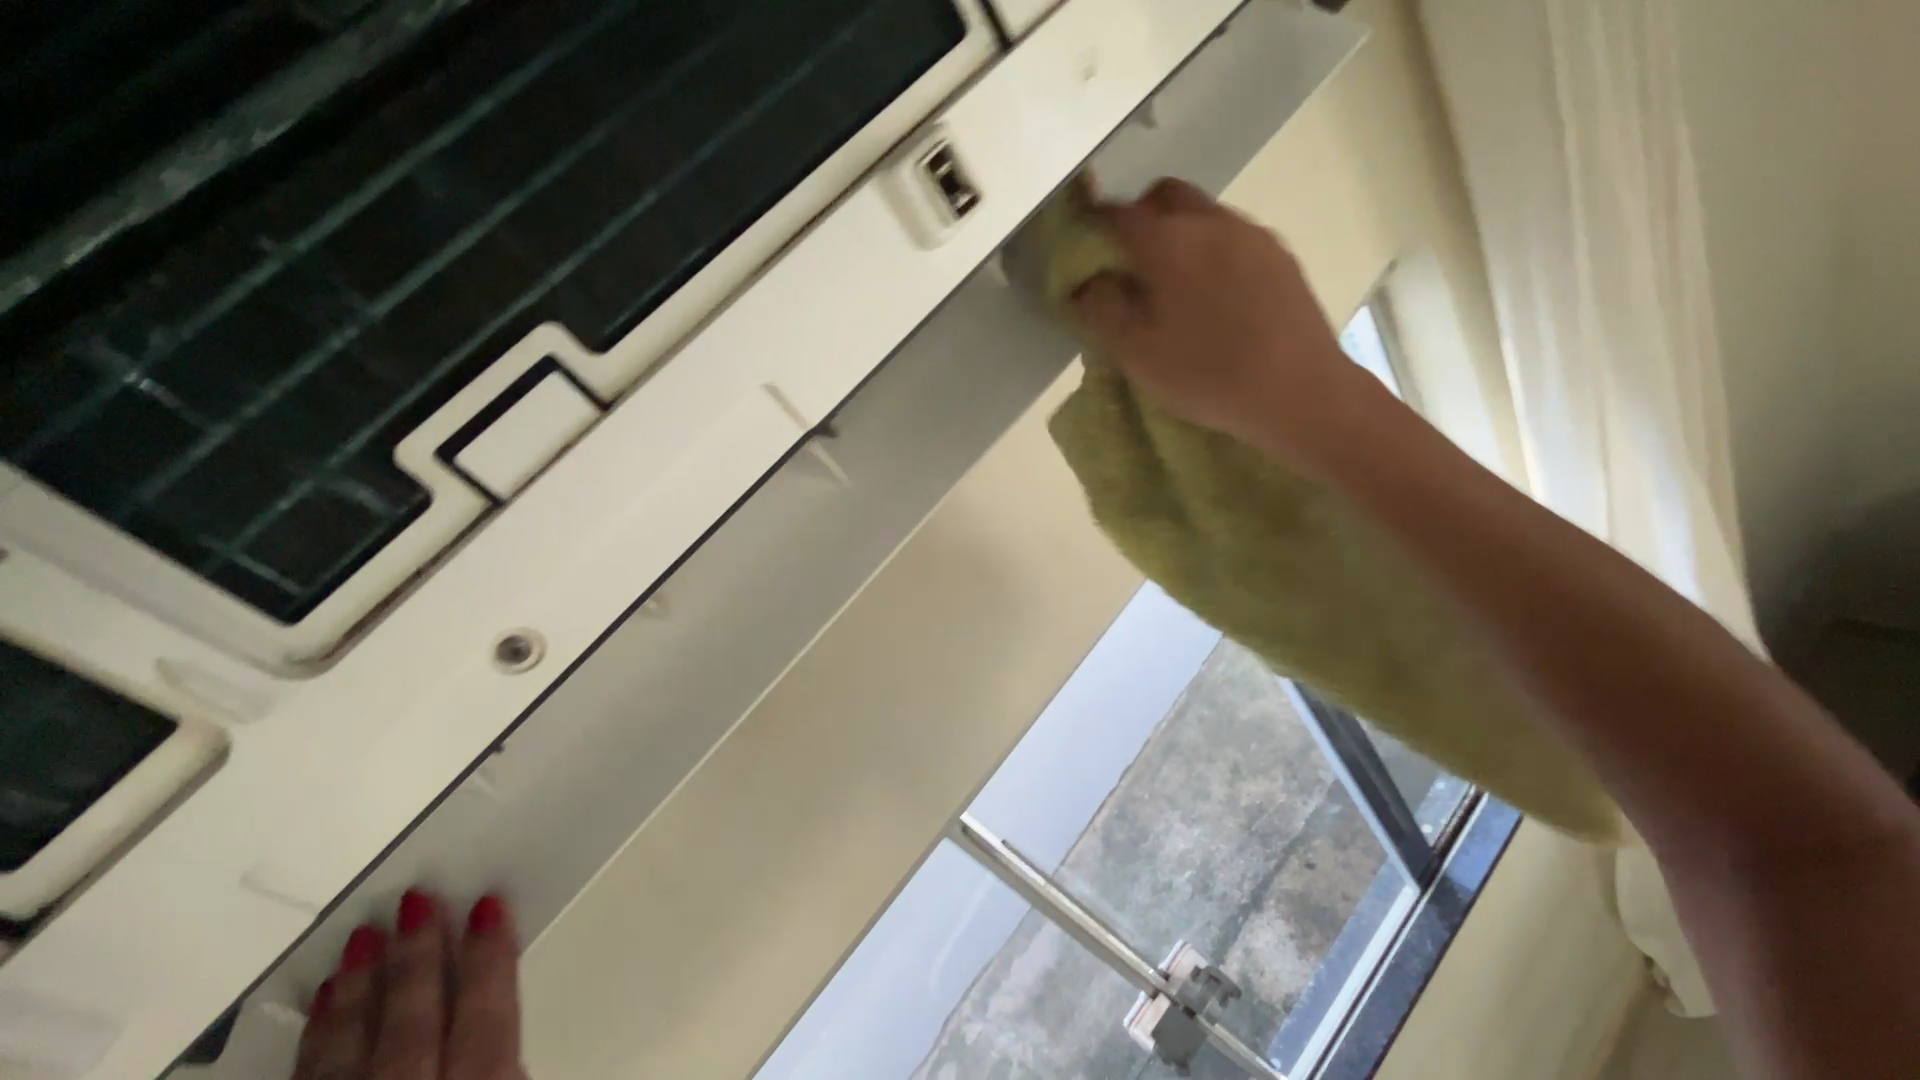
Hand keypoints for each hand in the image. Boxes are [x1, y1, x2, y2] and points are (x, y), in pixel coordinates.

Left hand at [294, 891, 525, 1079]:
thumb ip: (505, 1070)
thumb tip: (504, 1025)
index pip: (487, 1023)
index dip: (488, 963)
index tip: (487, 905)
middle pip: (414, 1027)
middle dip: (416, 960)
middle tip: (415, 899)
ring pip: (351, 1051)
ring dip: (359, 990)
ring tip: (364, 934)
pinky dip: (316, 1038)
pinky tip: (326, 998)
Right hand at [1071, 179, 1365, 450]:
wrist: (1301, 391)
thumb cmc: (1207, 374)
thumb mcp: (1136, 353)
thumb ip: (1100, 309)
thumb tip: (1086, 282)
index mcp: (1168, 242)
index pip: (1116, 214)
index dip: (1093, 227)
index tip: (1084, 250)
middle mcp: (1210, 222)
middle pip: (1164, 196)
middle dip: (1140, 218)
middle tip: (1130, 264)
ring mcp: (1252, 234)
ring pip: (1203, 213)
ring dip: (1180, 235)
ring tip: (1175, 285)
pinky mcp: (1281, 255)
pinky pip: (1234, 236)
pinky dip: (1213, 251)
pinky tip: (1216, 297)